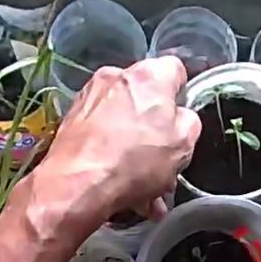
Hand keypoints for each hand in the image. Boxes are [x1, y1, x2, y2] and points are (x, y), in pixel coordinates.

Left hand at [31, 56, 200, 227]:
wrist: (76, 185)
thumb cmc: (134, 162)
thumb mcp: (183, 146)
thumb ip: (189, 124)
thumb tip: (181, 119)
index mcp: (149, 75)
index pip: (176, 71)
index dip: (182, 97)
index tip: (181, 123)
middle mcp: (116, 77)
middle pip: (146, 101)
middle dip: (157, 135)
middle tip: (164, 166)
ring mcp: (90, 99)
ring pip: (124, 124)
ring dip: (136, 153)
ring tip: (144, 191)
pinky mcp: (71, 122)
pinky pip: (103, 137)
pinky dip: (113, 158)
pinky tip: (123, 190)